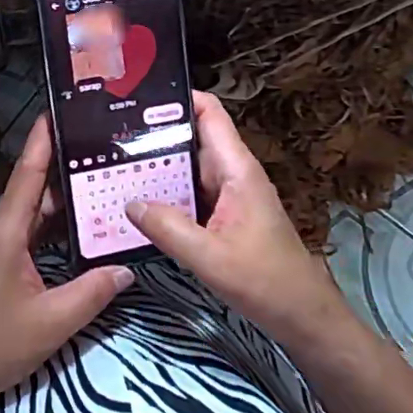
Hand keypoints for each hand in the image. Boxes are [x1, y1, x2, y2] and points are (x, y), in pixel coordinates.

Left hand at [0, 116, 132, 412]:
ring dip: (69, 192)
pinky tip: (88, 221)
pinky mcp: (4, 257)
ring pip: (39, 206)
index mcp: (7, 228)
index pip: (29, 170)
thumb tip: (128, 267)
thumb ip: (91, 292)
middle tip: (111, 143)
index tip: (65, 106)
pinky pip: (36, 227)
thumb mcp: (50, 323)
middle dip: (70, 160)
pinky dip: (61, 220)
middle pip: (39, 183)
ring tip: (109, 174)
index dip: (44, 136)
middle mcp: (2, 224)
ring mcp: (2, 241)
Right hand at [126, 92, 352, 350]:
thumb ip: (169, 229)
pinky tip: (136, 198)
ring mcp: (228, 194)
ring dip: (156, 164)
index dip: (178, 96)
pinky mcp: (223, 214)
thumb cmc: (265, 281)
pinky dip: (165, 191)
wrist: (302, 316)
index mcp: (236, 169)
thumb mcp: (211, 258)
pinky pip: (189, 192)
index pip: (209, 112)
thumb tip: (129, 202)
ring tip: (113, 160)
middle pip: (191, 137)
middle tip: (110, 132)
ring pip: (187, 166)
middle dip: (155, 132)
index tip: (137, 96)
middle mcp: (232, 173)